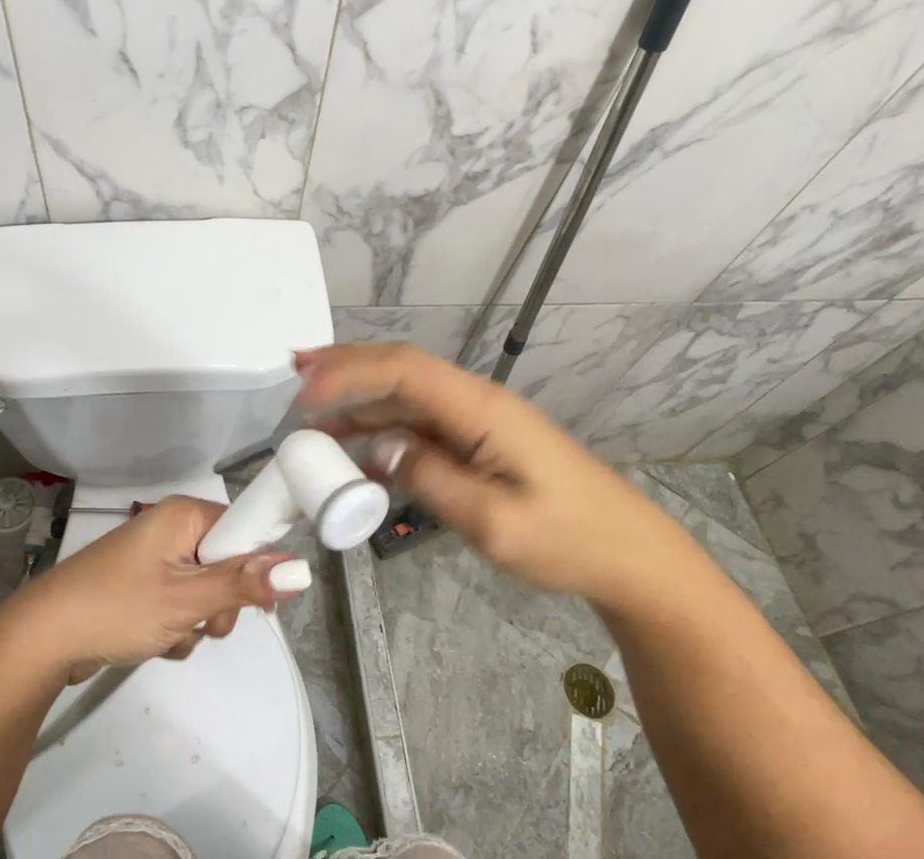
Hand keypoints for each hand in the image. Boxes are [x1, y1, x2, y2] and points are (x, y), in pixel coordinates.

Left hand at [0, 495, 297, 680]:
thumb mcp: (186, 599)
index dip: (255, 566)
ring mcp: (154, 560)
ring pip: (204, 594)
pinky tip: (154, 642)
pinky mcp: (140, 588)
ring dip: (196, 622)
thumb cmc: (117, 607)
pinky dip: (174, 628)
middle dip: (219, 605)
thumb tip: (301, 569)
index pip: (245, 529)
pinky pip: (179, 607)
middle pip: (227, 566)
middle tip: (199, 620)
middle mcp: (171, 529)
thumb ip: (243, 584)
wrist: (44, 638)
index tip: (253, 599)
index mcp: (184, 515)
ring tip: (168, 634)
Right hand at [293, 342, 691, 605]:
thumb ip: (433, 480)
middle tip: (294, 373)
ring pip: (407, 397)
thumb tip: (383, 449)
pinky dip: (383, 429)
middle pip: (402, 369)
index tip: (306, 394)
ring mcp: (479, 422)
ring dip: (359, 401)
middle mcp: (477, 404)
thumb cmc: (570, 540)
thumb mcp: (495, 522)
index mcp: (484, 410)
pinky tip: (355, 447)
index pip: (405, 371)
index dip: (350, 373)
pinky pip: (422, 425)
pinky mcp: (481, 443)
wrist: (629, 556)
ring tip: (309, 414)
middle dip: (346, 367)